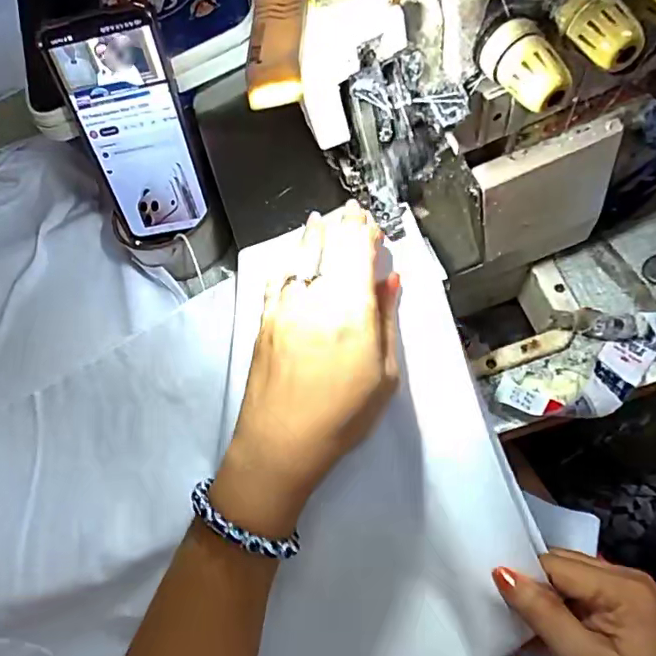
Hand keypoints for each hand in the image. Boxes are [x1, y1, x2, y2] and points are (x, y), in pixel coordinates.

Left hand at [212, 203, 401, 535]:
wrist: (280, 444)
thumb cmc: (340, 419)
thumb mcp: (384, 376)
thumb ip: (387, 321)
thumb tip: (390, 281)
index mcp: (352, 313)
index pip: (358, 254)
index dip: (366, 234)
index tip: (374, 225)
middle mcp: (316, 300)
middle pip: (330, 249)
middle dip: (343, 225)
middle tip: (352, 211)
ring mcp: (285, 308)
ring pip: (300, 257)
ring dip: (314, 234)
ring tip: (323, 219)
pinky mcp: (264, 321)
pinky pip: (277, 280)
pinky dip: (287, 261)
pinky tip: (292, 255)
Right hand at [493, 550, 655, 655]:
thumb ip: (542, 614)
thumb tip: (502, 573)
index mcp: (619, 585)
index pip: (551, 564)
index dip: (526, 583)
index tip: (509, 612)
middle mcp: (624, 573)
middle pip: (559, 563)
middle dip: (536, 588)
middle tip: (523, 625)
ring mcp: (628, 584)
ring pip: (568, 574)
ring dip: (549, 598)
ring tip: (540, 630)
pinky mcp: (627, 598)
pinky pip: (581, 587)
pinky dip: (564, 605)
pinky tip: (561, 630)